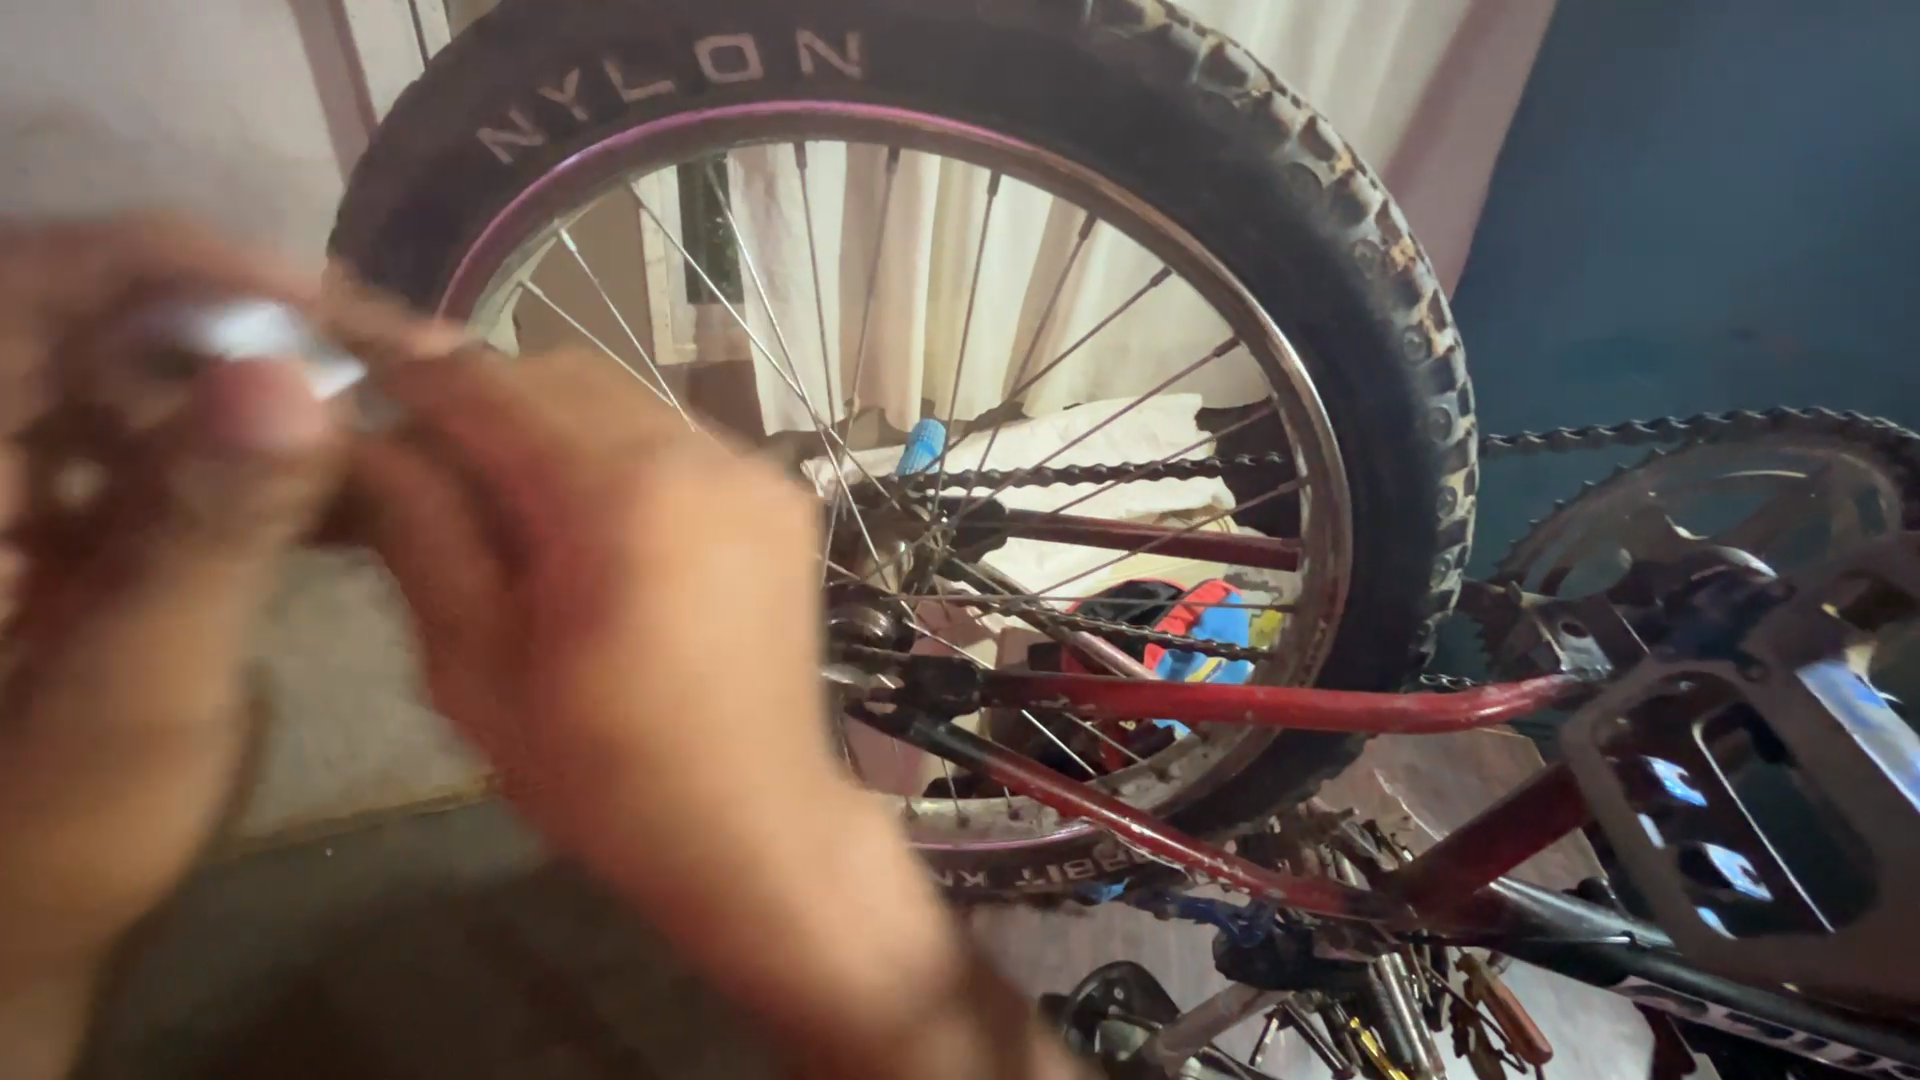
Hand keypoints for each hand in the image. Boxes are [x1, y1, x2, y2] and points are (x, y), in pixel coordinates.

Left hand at [0, 216, 343, 1078]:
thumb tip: (297, 382)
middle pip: (122, 315)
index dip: (204, 273)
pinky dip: (282, 455)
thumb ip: (211, 531)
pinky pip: (192, 444)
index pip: (46, 281)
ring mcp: (26, 476)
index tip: (350, 318)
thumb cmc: (41, 832)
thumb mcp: (136, 685)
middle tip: (406, 379)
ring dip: (291, 397)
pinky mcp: (83, 515)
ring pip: (169, 376)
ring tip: (397, 434)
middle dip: (274, 336)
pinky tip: (354, 494)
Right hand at [335, 344, 1087, 1077]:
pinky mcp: (787, 500)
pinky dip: (628, 456)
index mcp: (620, 497)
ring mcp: (759, 473)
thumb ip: (423, 530)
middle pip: (564, 376)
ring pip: (628, 400)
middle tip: (439, 469)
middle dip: (488, 402)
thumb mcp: (477, 666)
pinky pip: (685, 441)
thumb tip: (365, 436)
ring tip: (524, 505)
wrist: (755, 813)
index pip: (490, 385)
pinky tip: (608, 524)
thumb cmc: (605, 770)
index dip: (410, 374)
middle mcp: (705, 457)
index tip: (356, 384)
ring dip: (559, 427)